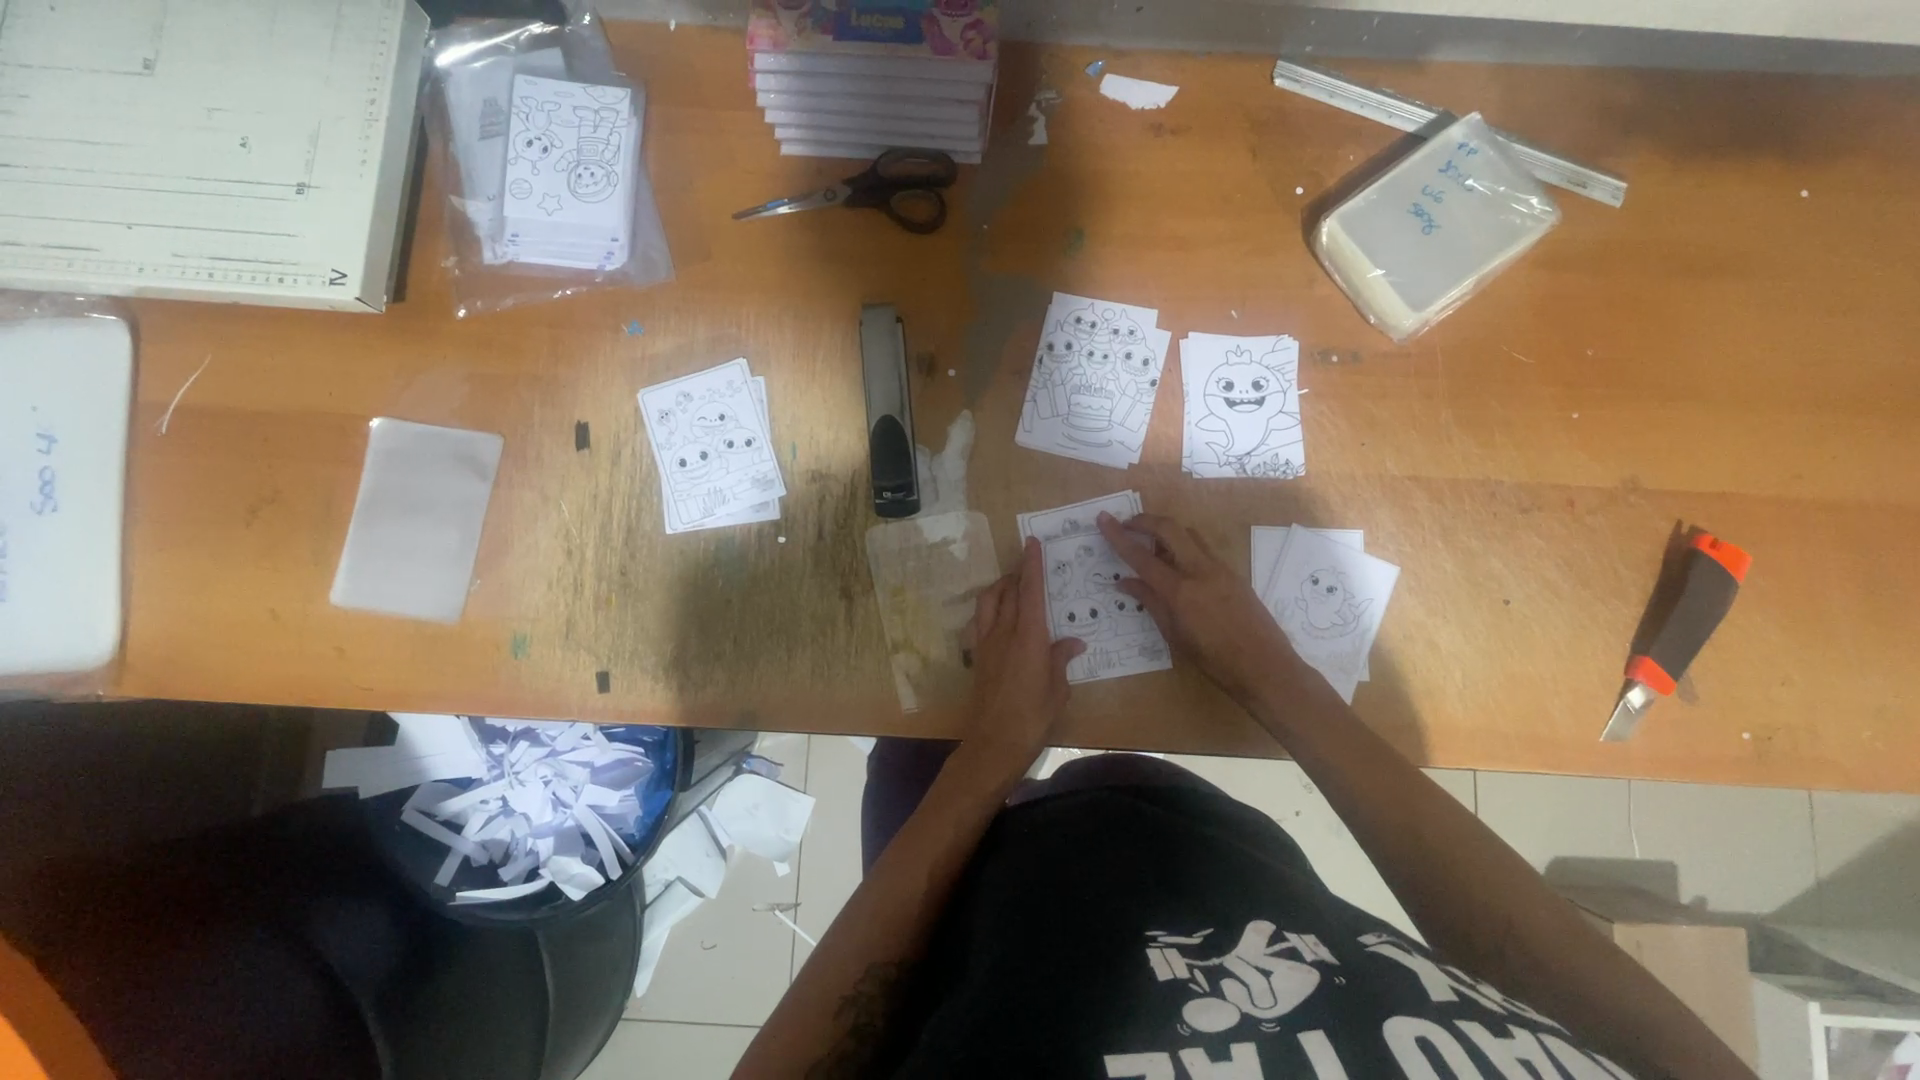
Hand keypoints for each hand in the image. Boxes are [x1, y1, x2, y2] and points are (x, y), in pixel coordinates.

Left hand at [963, 537, 1085, 767]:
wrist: (994, 741)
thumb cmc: (1033, 716)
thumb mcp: (1058, 689)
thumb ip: (1061, 660)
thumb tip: (1073, 642)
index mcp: (1029, 636)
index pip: (1030, 591)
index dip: (1031, 565)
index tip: (1031, 542)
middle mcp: (1005, 632)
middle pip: (1009, 591)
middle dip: (1019, 572)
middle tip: (1029, 561)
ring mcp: (987, 643)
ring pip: (989, 601)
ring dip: (1000, 586)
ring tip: (1013, 583)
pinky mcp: (977, 656)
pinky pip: (981, 621)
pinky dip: (990, 608)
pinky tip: (999, 614)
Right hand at [1096, 511, 1299, 705]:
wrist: (1266, 667)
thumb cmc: (1214, 661)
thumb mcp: (1175, 636)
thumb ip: (1150, 603)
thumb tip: (1125, 582)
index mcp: (1181, 591)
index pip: (1141, 557)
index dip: (1118, 536)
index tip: (1103, 519)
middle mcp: (1201, 571)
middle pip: (1169, 529)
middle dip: (1145, 520)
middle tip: (1127, 524)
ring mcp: (1221, 569)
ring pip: (1189, 534)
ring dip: (1167, 531)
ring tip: (1151, 546)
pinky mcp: (1234, 574)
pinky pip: (1203, 550)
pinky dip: (1184, 547)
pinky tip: (1177, 566)